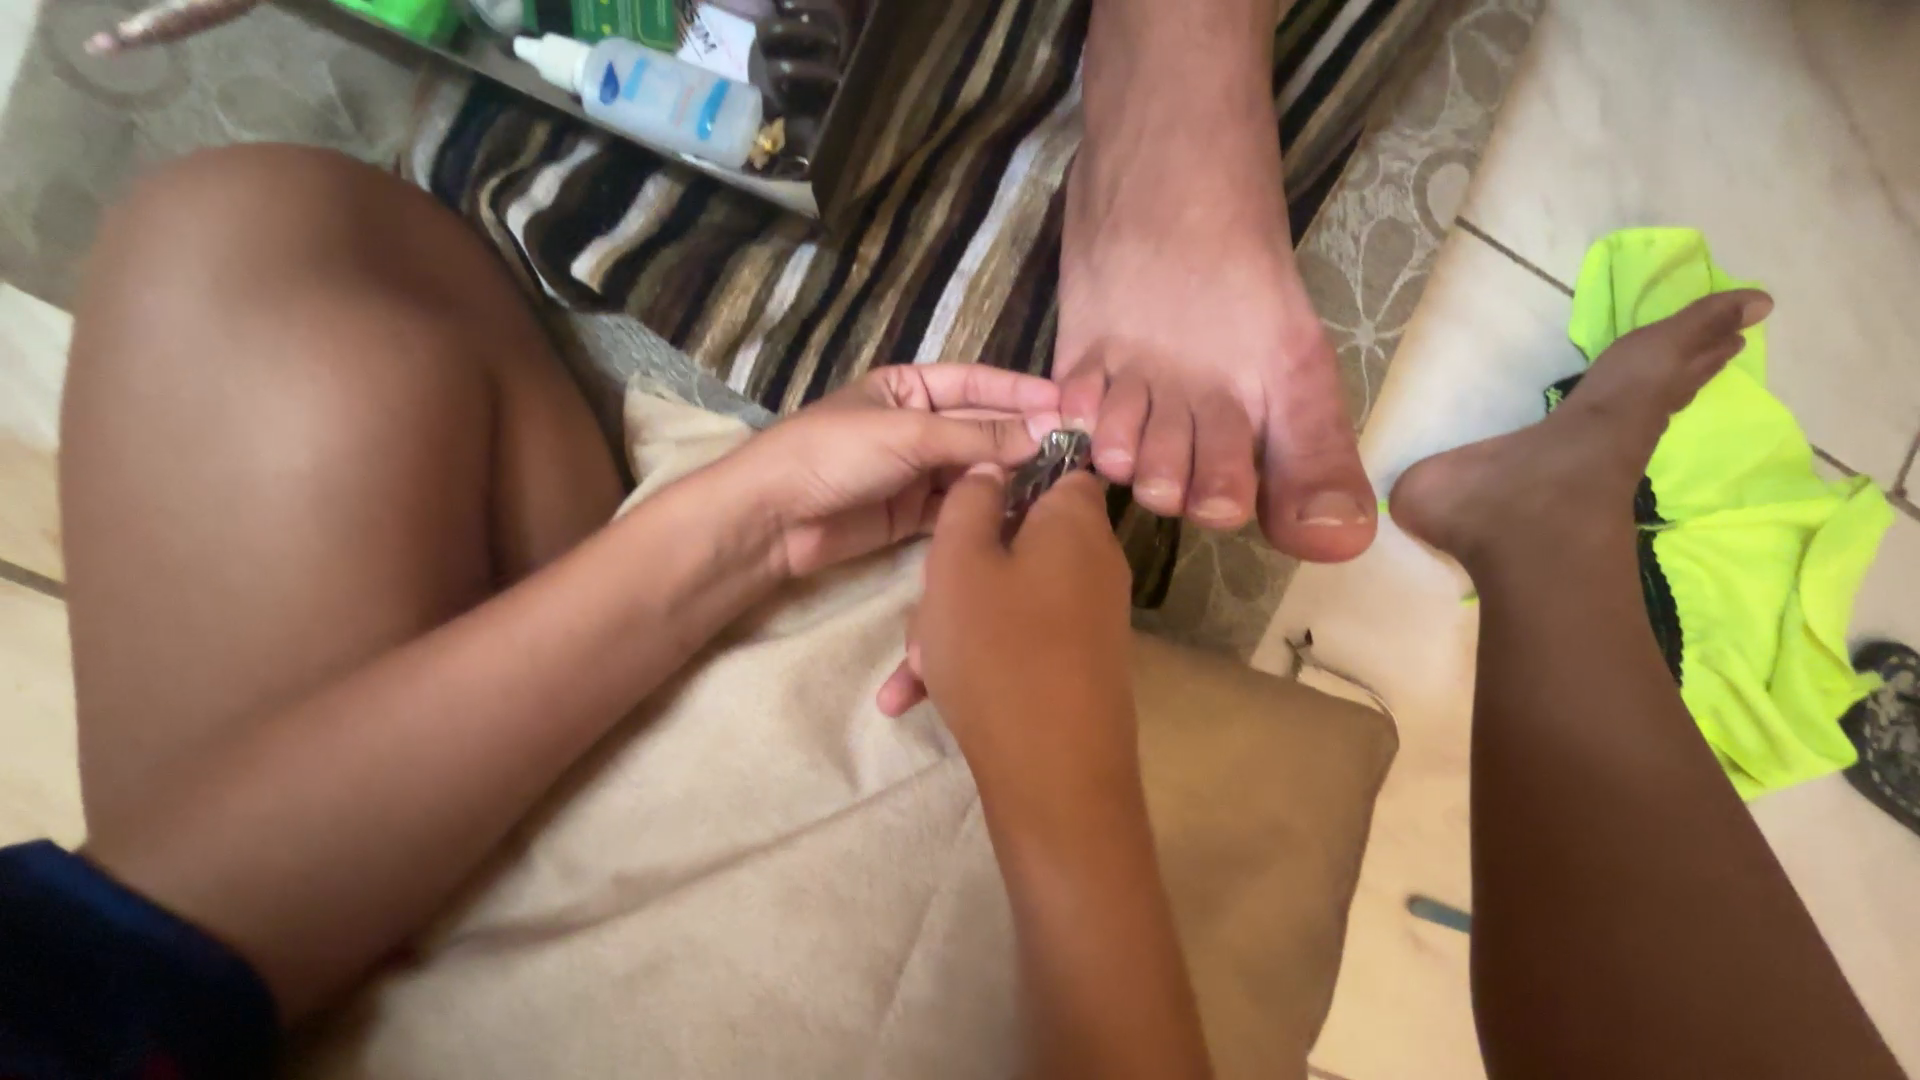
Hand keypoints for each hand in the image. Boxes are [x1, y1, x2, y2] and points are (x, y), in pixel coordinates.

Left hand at [722, 365, 1061, 578]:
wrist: (776, 517)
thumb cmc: (836, 453)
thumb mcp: (909, 433)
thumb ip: (977, 435)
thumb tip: (1046, 431)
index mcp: (909, 387)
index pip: (976, 383)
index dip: (1021, 392)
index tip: (1068, 405)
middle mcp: (917, 424)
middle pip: (980, 426)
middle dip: (1021, 437)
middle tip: (1074, 451)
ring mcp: (915, 471)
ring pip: (974, 468)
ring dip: (1009, 474)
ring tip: (1057, 482)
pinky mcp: (912, 514)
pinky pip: (959, 505)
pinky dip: (986, 507)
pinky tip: (1022, 511)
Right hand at [880, 467, 1136, 794]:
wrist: (1052, 773)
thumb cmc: (998, 648)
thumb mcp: (960, 563)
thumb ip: (970, 504)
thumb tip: (990, 470)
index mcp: (1074, 524)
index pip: (1056, 471)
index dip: (1006, 480)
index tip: (961, 511)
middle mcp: (1091, 566)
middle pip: (1016, 542)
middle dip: (958, 572)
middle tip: (925, 610)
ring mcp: (1085, 620)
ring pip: (1004, 599)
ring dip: (951, 625)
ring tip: (915, 667)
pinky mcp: (1073, 665)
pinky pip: (1014, 642)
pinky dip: (971, 660)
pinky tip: (915, 696)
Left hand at [1057, 35, 1376, 562]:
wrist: (1161, 178)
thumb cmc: (1236, 262)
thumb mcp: (1294, 362)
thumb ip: (1319, 451)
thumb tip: (1344, 548)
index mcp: (1247, 423)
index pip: (1226, 499)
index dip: (1216, 496)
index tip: (1215, 480)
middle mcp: (1189, 418)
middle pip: (1166, 482)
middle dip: (1163, 468)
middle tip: (1165, 424)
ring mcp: (1134, 392)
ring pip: (1116, 453)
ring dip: (1116, 436)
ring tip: (1125, 395)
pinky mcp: (1084, 368)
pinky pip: (1071, 414)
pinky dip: (1073, 406)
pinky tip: (1087, 379)